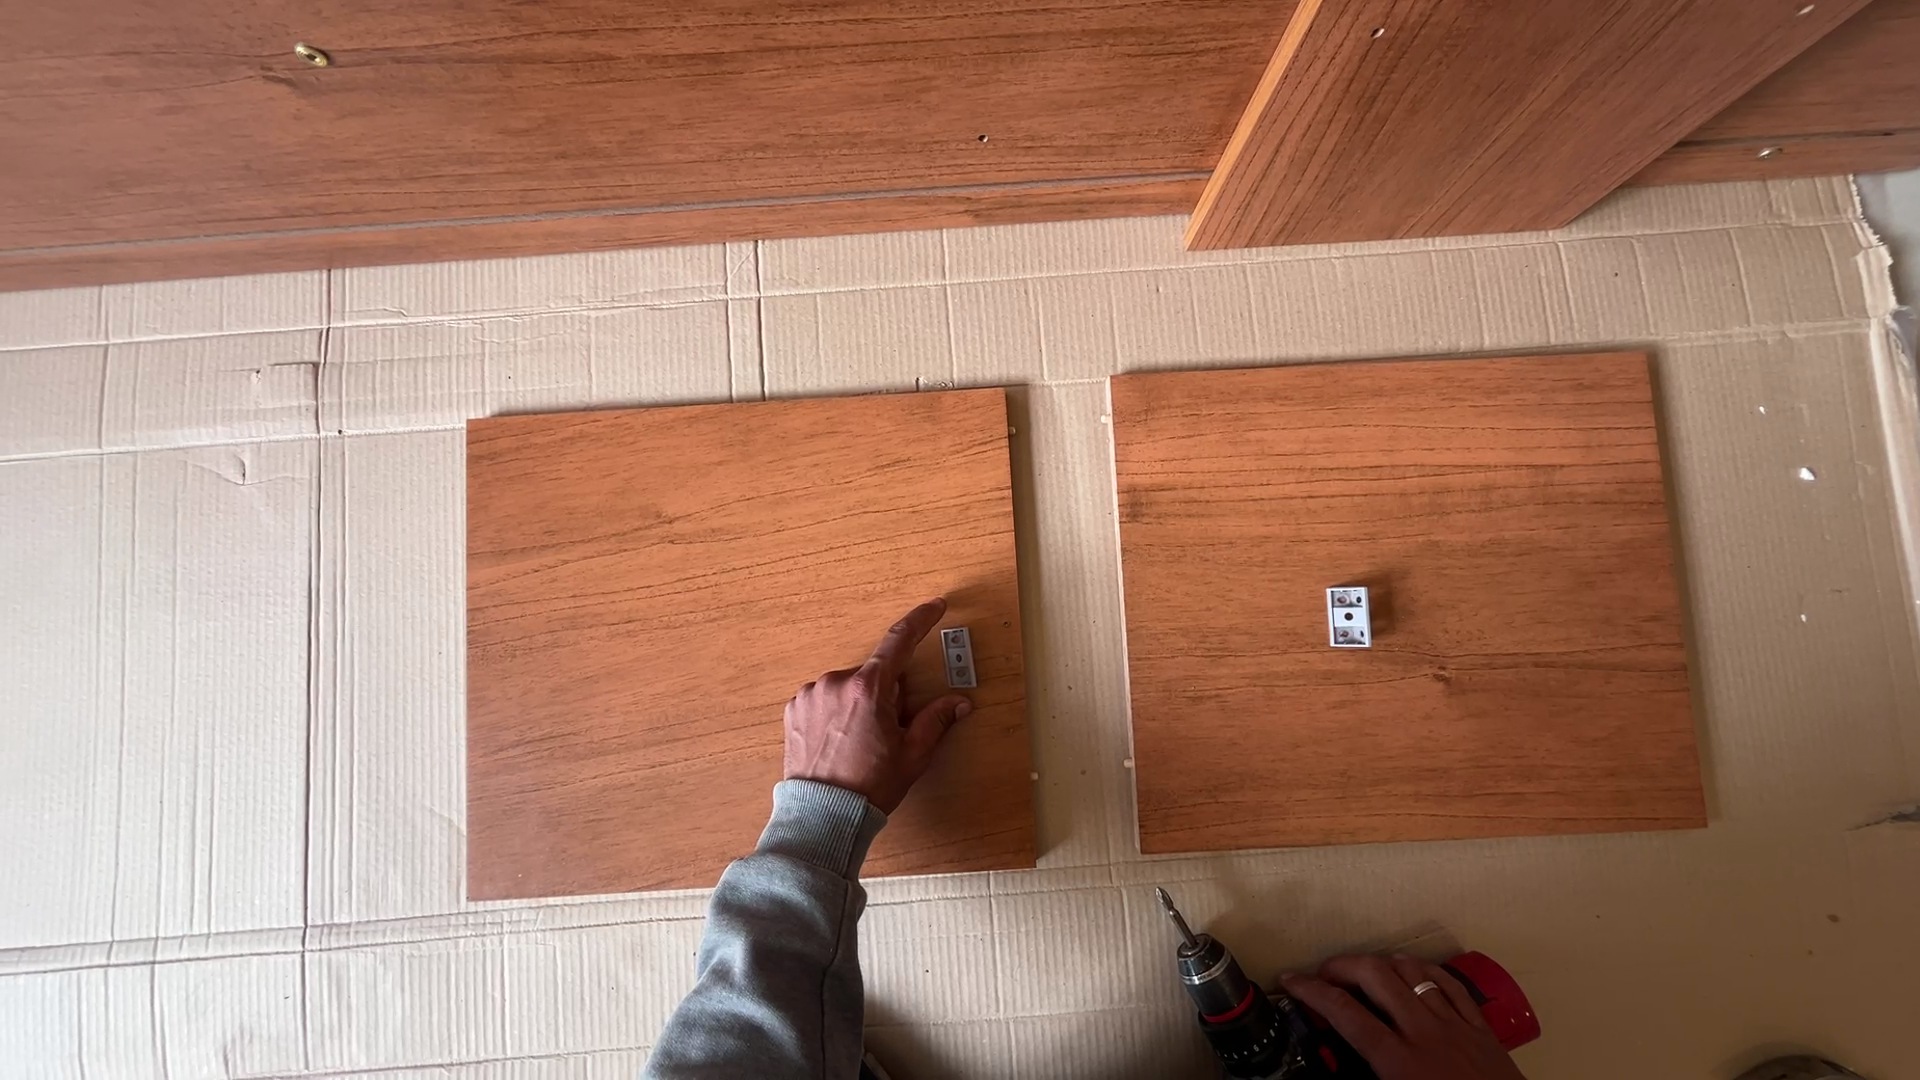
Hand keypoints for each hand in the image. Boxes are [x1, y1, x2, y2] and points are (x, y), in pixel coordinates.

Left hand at [782, 598, 973, 813]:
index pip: (900, 641)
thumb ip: (937, 719)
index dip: (921, 620)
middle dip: (887, 694)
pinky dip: (835, 711)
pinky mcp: (795, 708)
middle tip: (888, 732)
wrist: (822, 816)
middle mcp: (837, 682)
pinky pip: (825, 698)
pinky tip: (838, 741)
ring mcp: (812, 694)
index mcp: (868, 689)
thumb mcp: (913, 753)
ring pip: (849, 687)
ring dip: (859, 703)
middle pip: (875, 674)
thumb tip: (960, 702)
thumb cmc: (868, 787)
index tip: (934, 606)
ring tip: (858, 743)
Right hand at [1280, 956, 1528, 1079]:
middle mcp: (1427, 1036)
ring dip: (1380, 966)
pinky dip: (1424, 972)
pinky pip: (1450, 984)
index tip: (1291, 981)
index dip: (1311, 991)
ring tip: (1365, 975)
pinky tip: (1411, 975)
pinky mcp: (1484, 1031)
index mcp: (1402, 1065)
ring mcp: (1458, 1028)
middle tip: (1324, 976)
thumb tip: (1333, 1069)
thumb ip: (1366, 1078)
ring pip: (1410, 972)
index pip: (1345, 1014)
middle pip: (1374, 976)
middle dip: (1341, 967)